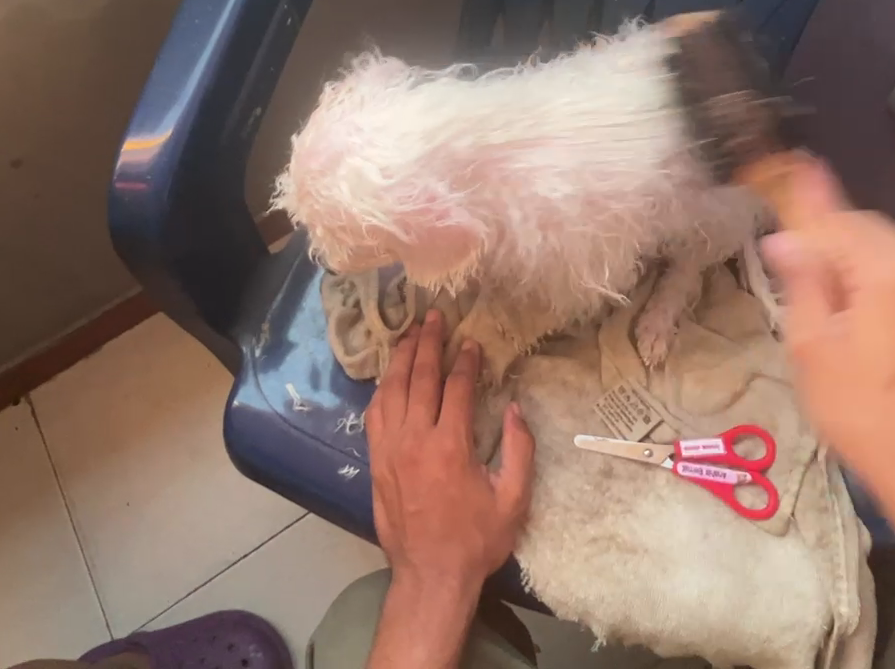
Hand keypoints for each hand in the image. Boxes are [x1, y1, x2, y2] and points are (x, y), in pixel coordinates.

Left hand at [366, 310, 535, 595]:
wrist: (429, 577)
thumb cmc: (476, 540)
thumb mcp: (514, 501)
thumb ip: (519, 450)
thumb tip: (513, 407)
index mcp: (450, 445)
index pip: (456, 387)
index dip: (465, 360)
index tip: (471, 341)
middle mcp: (415, 438)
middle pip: (420, 377)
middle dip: (429, 343)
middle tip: (435, 317)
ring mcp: (389, 448)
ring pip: (392, 389)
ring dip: (402, 357)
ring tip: (411, 332)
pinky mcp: (375, 459)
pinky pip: (374, 413)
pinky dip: (382, 387)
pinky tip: (390, 374)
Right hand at [759, 157, 894, 533]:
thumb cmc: (865, 413)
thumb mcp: (813, 348)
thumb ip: (803, 282)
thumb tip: (785, 239)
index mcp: (891, 274)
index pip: (838, 217)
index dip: (805, 192)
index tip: (779, 162)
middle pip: (865, 227)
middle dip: (824, 230)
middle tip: (785, 254)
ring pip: (885, 248)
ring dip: (847, 252)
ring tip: (813, 286)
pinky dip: (872, 272)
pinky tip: (850, 303)